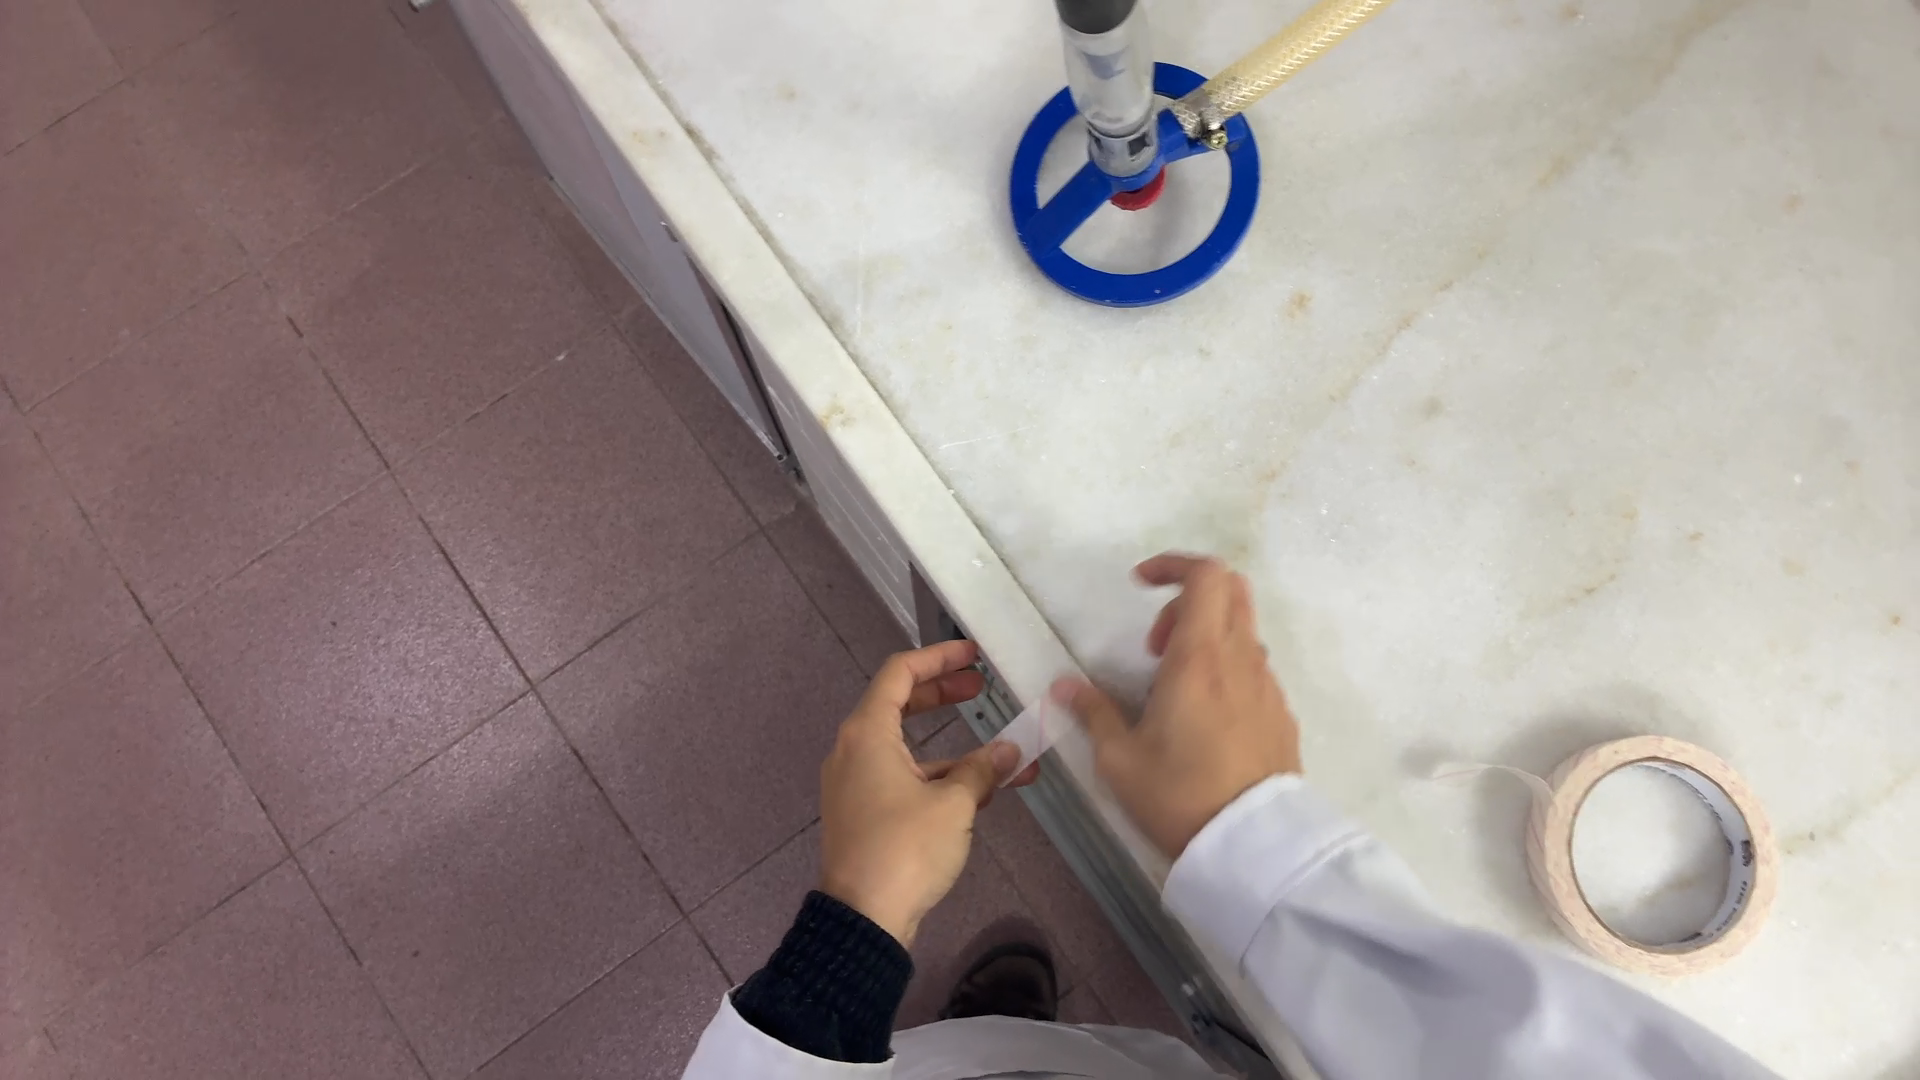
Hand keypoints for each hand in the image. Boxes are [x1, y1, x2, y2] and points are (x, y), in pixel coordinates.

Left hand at [819, 640, 1037, 945]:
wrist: (861, 923)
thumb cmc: (905, 848)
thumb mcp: (953, 804)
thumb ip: (981, 769)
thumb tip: (1009, 750)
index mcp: (868, 732)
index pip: (900, 672)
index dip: (938, 657)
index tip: (973, 654)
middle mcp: (855, 749)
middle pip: (901, 703)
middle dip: (944, 693)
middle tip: (981, 686)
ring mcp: (857, 782)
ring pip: (908, 747)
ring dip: (953, 746)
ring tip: (1002, 750)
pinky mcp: (865, 812)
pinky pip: (905, 778)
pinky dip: (939, 777)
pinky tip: (982, 790)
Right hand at [1060, 553, 1300, 858]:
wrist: (1256, 851)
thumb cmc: (1179, 795)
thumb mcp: (1119, 759)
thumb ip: (1093, 712)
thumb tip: (1065, 686)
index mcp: (1199, 657)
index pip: (1204, 575)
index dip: (1172, 565)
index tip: (1139, 584)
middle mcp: (1241, 659)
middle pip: (1229, 589)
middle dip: (1185, 598)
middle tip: (1153, 645)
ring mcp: (1267, 686)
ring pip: (1241, 629)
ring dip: (1204, 636)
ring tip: (1171, 689)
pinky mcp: (1280, 714)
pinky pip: (1252, 666)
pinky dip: (1224, 666)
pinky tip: (1202, 717)